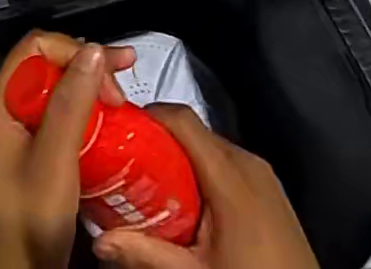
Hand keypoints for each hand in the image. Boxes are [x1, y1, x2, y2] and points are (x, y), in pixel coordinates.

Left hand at [0, 31, 137, 268]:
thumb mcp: (55, 157)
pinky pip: (63, 110)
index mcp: (2, 101)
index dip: (75, 51)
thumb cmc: (30, 219)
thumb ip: (72, 102)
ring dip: (92, 85)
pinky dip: (88, 107)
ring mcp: (20, 127)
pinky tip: (109, 119)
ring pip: (58, 85)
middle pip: (49, 61)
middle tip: (122, 83)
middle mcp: (8, 107)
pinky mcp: (35, 147)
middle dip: (89, 64)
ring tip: (121, 98)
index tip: (109, 75)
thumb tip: (94, 51)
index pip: (37, 46)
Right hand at [91, 105, 318, 268]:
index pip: (183, 119)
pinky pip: (226, 165)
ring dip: (177, 161)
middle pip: (192, 134)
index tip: (122, 129)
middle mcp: (248, 163)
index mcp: (232, 175)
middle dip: (157, 145)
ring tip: (149, 190)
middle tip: (127, 167)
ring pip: (208, 149)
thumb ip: (147, 253)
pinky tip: (186, 207)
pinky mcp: (268, 189)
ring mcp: (262, 175)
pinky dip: (200, 174)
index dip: (149, 116)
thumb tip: (102, 241)